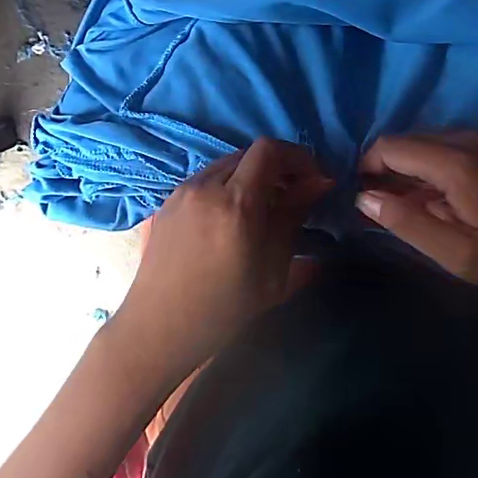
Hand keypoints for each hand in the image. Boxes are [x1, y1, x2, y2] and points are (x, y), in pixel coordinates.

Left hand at [111, 138, 332, 376]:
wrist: (159, 327)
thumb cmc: (224, 309)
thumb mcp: (273, 269)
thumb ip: (293, 217)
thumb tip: (318, 182)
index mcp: (236, 203)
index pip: (269, 150)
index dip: (297, 156)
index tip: (313, 179)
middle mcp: (207, 186)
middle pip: (250, 153)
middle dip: (278, 167)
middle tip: (294, 194)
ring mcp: (183, 190)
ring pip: (228, 163)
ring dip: (252, 175)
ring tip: (264, 206)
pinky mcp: (168, 199)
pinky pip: (207, 178)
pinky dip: (228, 184)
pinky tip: (232, 216)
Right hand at [357, 131, 477, 303]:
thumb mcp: (457, 254)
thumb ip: (406, 222)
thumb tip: (364, 197)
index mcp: (457, 162)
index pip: (392, 146)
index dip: (368, 166)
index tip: (363, 195)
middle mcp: (471, 138)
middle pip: (410, 140)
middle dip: (389, 167)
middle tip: (385, 205)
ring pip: (431, 141)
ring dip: (414, 167)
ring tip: (414, 206)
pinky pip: (454, 144)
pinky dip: (437, 164)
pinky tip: (445, 197)